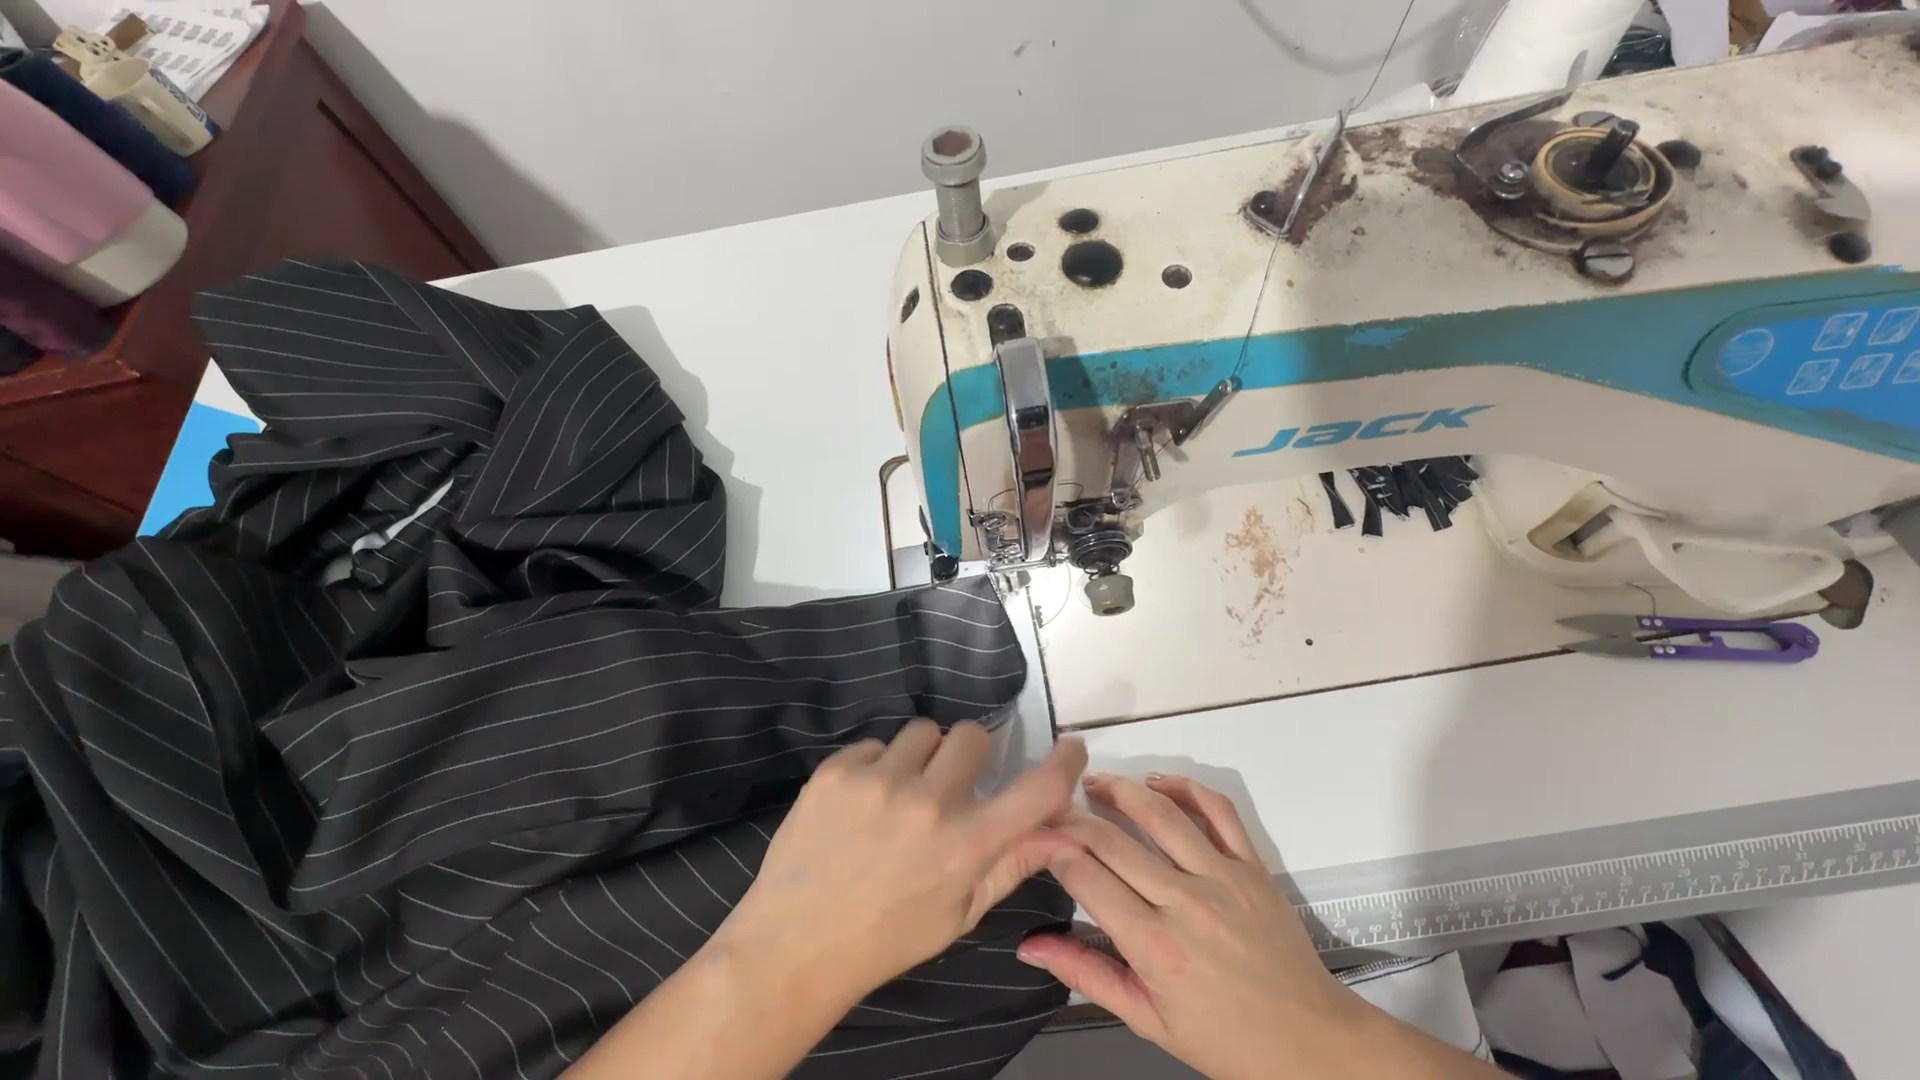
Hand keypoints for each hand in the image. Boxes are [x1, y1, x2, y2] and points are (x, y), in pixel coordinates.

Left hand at [715, 720, 1087, 1007]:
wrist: (795, 944)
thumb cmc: (888, 936)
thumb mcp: (960, 913)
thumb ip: (1014, 863)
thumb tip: (1068, 830)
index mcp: (965, 846)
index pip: (1036, 791)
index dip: (1064, 763)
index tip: (1071, 747)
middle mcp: (926, 803)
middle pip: (972, 736)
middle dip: (970, 758)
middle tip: (951, 787)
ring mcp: (876, 781)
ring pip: (923, 733)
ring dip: (922, 758)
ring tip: (900, 796)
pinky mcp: (835, 771)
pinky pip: (875, 744)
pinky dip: (877, 767)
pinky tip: (861, 805)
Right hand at [1015, 774, 1367, 1079]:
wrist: (1310, 1042)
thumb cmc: (1224, 1039)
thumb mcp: (1148, 1019)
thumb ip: (1087, 974)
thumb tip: (1030, 945)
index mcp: (1154, 945)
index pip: (1087, 877)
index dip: (1054, 850)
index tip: (1036, 837)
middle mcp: (1184, 901)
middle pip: (1113, 841)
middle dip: (1074, 818)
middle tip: (1053, 807)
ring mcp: (1222, 877)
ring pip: (1160, 815)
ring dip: (1120, 790)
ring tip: (1094, 782)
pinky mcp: (1252, 866)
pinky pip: (1218, 811)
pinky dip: (1185, 787)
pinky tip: (1157, 782)